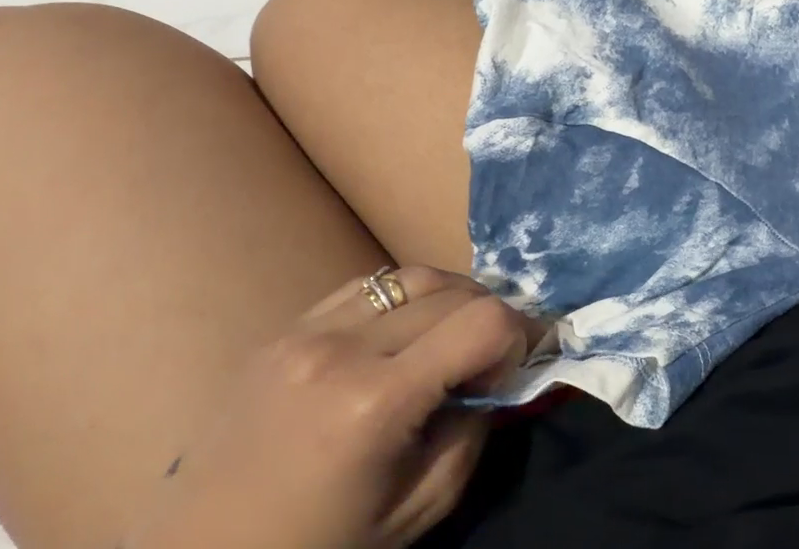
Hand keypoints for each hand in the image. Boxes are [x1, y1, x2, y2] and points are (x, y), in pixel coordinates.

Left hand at [127, 266, 542, 548]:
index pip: (486, 321)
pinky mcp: (281, 331)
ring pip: (415, 276)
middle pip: (456, 292)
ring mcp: (303, 333)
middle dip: (490, 321)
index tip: (507, 376)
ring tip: (447, 342)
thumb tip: (492, 379)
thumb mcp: (423, 504)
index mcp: (374, 401)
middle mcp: (339, 350)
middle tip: (485, 365)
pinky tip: (400, 337)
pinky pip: (367, 287)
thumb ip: (472, 429)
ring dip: (451, 301)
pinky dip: (403, 300)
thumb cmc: (320, 545)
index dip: (517, 340)